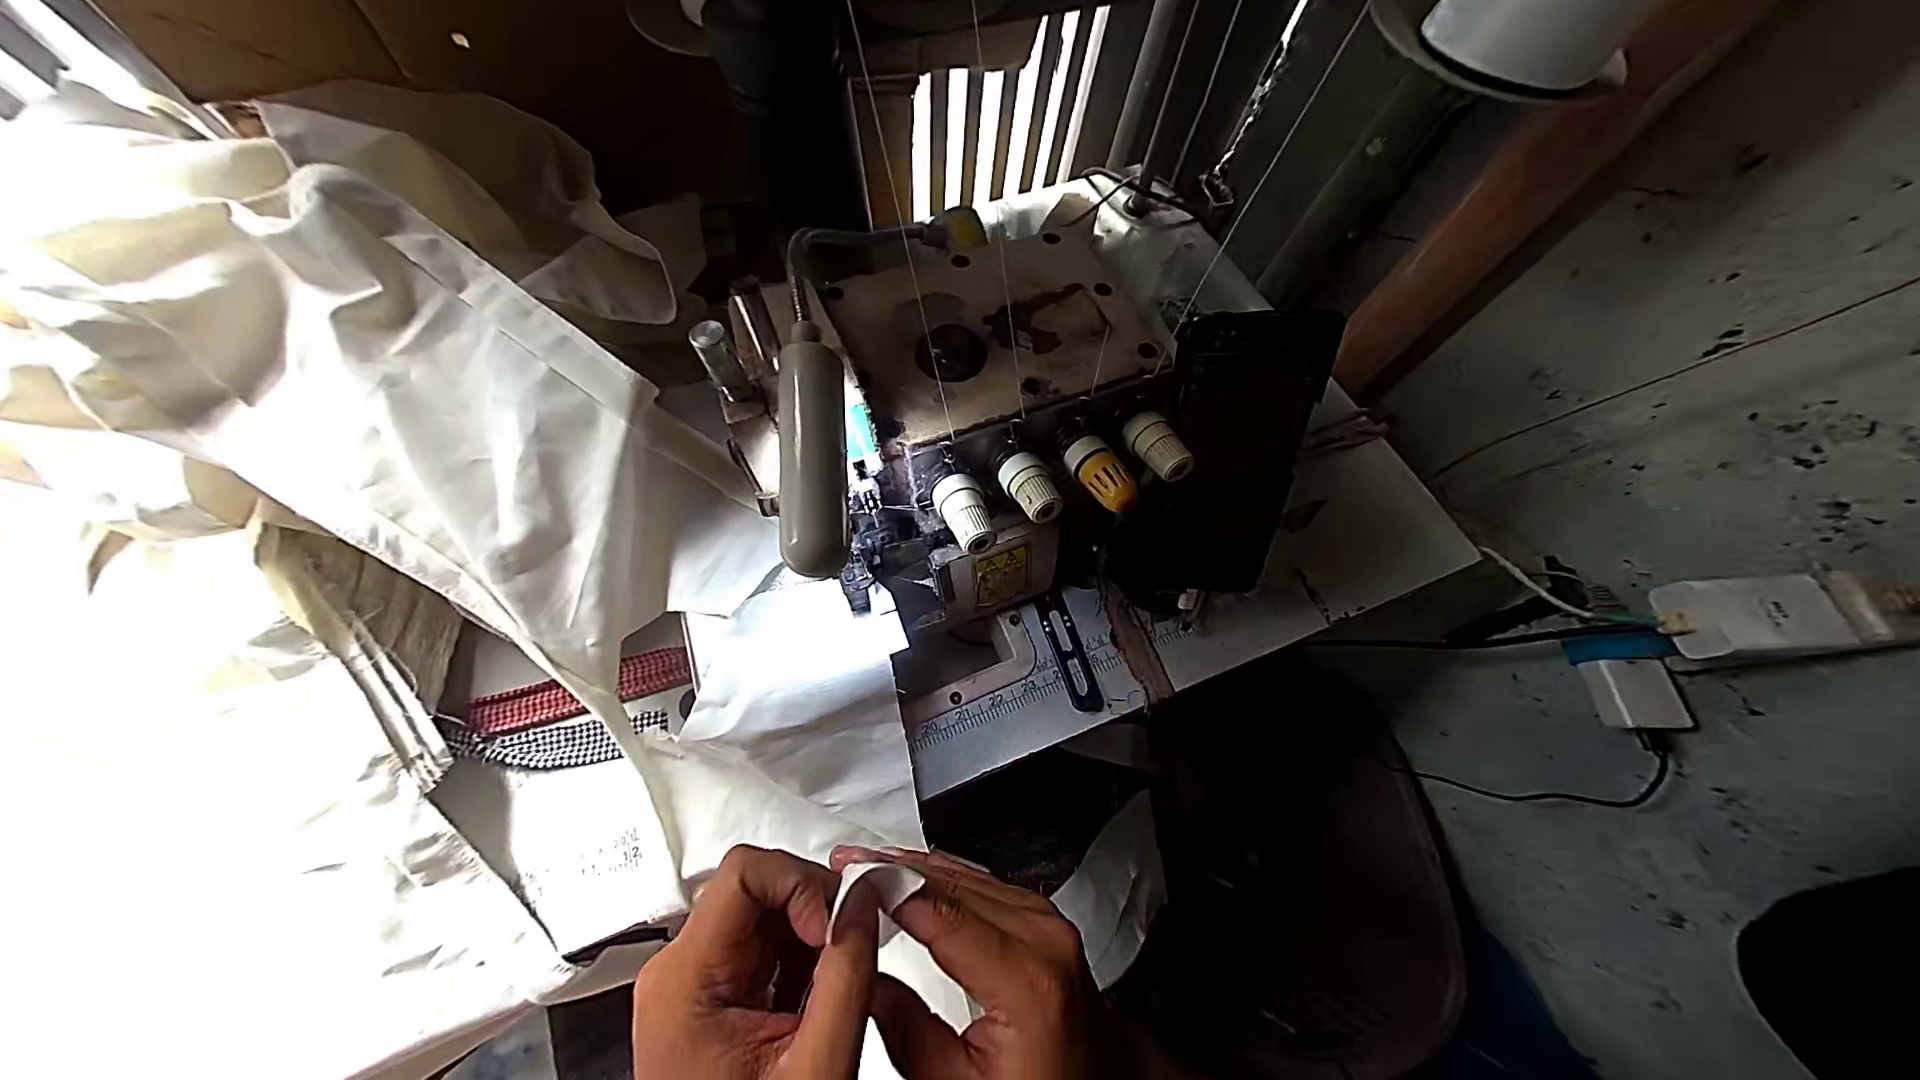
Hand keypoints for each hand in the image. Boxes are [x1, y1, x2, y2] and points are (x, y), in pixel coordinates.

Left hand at [632, 845, 879, 1079]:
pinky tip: (814, 994)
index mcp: (686, 980)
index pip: (744, 872)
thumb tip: (867, 898)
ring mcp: (698, 976)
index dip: (798, 882)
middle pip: (758, 884)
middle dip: (815, 905)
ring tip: (831, 981)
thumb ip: (847, 973)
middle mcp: (681, 968)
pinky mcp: (718, 986)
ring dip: (814, 930)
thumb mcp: (815, 1066)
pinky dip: (805, 951)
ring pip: (769, 906)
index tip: (831, 922)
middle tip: (848, 944)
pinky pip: (769, 937)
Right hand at [830, 845, 1116, 1079]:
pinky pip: (985, 881)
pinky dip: (943, 875)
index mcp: (1028, 981)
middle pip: (953, 884)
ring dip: (914, 866)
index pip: (942, 910)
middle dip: (894, 869)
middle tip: (847, 865)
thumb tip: (862, 978)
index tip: (849, 877)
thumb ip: (905, 1029)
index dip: (890, 886)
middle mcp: (1044, 938)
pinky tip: (914, 873)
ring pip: (967, 874)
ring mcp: (1048, 922)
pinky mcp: (1044, 917)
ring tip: (868, 865)